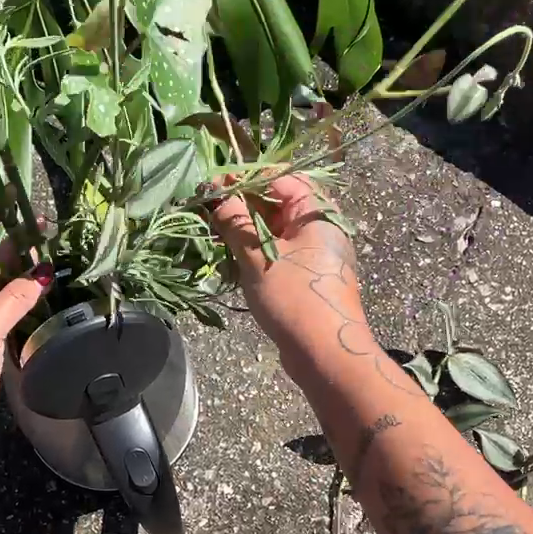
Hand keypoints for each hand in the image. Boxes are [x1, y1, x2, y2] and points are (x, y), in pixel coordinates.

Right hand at [207, 172, 365, 351]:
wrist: (325, 354)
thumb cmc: (295, 298)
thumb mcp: (259, 256)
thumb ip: (235, 222)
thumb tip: (214, 193)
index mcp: (317, 213)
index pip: (280, 179)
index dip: (246, 179)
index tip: (213, 187)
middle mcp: (319, 229)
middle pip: (276, 205)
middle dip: (241, 207)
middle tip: (207, 213)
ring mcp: (314, 256)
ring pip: (274, 232)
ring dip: (244, 233)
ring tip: (213, 237)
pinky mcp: (306, 279)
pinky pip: (277, 255)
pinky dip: (254, 254)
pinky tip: (230, 262)